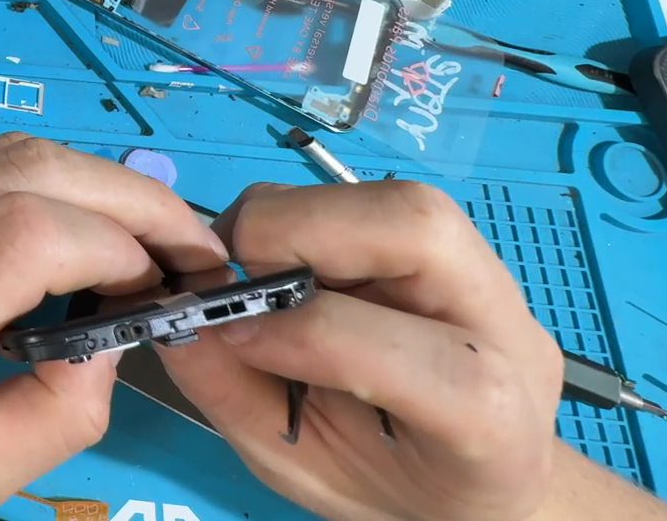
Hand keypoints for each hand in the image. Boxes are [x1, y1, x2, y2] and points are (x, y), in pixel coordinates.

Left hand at [0, 133, 227, 515]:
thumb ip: (58, 414)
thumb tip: (108, 337)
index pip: (25, 234)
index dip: (113, 245)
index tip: (159, 287)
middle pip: (29, 169)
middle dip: (128, 196)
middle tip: (186, 245)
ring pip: (9, 150)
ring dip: (94, 179)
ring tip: (145, 233)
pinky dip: (49, 176)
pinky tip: (78, 219)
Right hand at [157, 181, 565, 520]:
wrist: (466, 467)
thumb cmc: (376, 475)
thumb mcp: (293, 465)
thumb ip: (227, 391)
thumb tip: (169, 311)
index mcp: (492, 421)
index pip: (433, 364)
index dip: (314, 336)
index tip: (233, 335)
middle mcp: (497, 322)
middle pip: (413, 228)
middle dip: (293, 235)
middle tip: (240, 279)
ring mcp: (475, 268)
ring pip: (381, 196)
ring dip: (286, 218)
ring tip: (255, 270)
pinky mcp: (432, 234)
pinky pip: (350, 192)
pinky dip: (287, 213)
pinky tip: (277, 261)